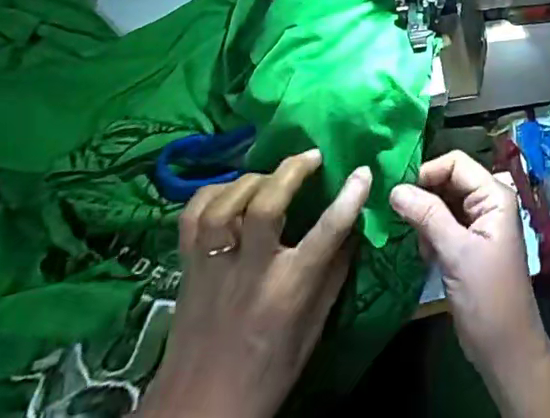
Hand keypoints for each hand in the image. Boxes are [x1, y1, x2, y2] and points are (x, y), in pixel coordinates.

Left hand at [138, 150, 369, 417]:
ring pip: (224, 206)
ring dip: (251, 179)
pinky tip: (231, 190)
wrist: (197, 409)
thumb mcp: (312, 330)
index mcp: (287, 291)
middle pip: (265, 206)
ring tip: (271, 174)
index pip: (325, 234)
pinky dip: (213, 193)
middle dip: (291, 171)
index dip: (349, 198)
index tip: (364, 171)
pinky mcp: (186, 267)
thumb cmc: (266, 373)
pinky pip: (192, 216)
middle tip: (312, 156)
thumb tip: (354, 229)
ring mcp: (212, 267)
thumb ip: (332, 275)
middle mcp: (249, 272)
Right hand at [389, 150, 546, 375]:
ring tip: (414, 239)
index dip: (426, 172)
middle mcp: (488, 202)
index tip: (397, 194)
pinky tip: (424, 252)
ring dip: (424, 216)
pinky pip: (442, 223)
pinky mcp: (467, 243)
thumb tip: (395, 189)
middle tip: (396, 216)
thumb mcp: (456, 253)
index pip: (456, 163)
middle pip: (448, 180)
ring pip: (442, 202)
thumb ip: (428, 216)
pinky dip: (429, 232)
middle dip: (422, 195)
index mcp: (495, 195)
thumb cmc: (487, 298)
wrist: (505, 349)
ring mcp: (478, 223)